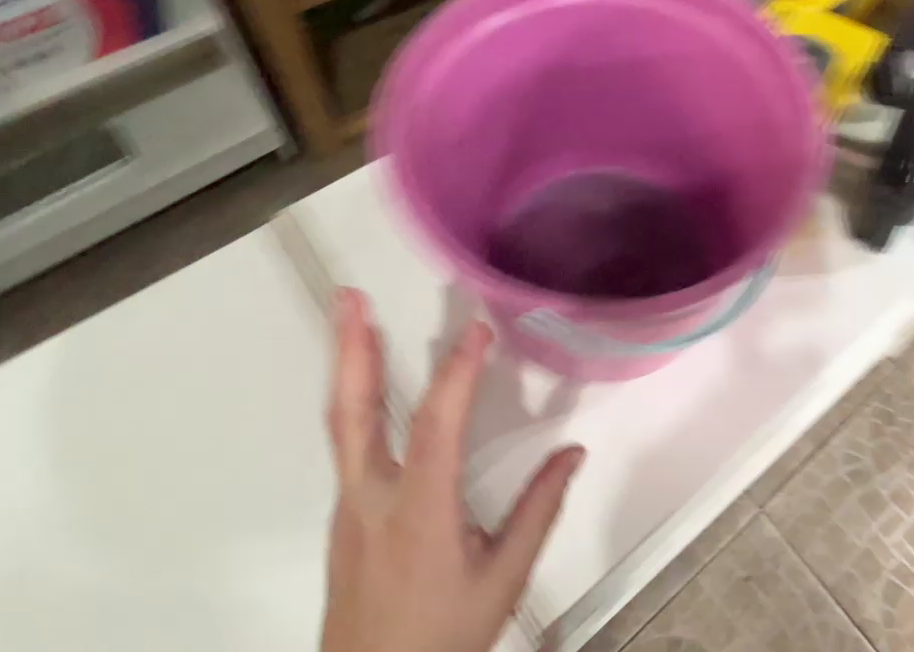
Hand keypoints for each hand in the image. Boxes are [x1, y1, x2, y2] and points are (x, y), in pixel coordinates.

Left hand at [321, 288, 584, 651]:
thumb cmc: (442, 637)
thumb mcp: (502, 582)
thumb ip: (538, 512)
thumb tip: (572, 453)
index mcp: (419, 513)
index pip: (437, 427)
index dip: (457, 374)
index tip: (477, 330)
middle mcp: (371, 499)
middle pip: (354, 413)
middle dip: (351, 349)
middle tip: (348, 296)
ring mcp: (348, 508)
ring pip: (342, 425)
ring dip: (347, 367)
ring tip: (351, 319)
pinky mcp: (342, 519)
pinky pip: (346, 446)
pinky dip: (354, 402)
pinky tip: (368, 388)